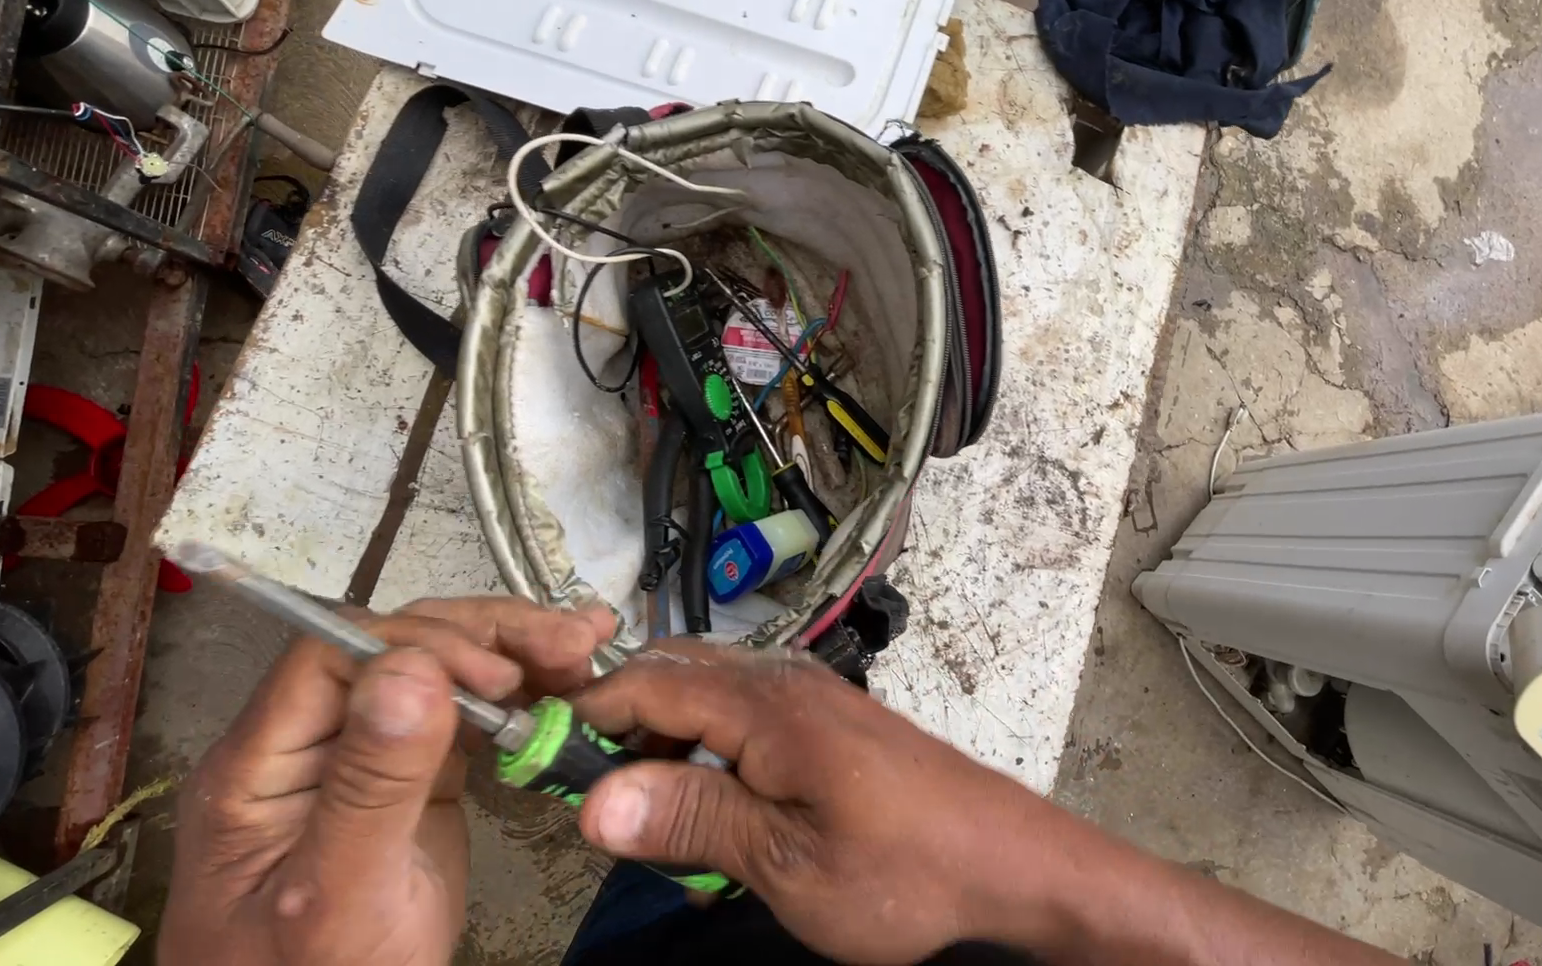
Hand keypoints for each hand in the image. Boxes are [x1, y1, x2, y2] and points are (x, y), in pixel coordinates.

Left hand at [159, 597, 614, 965]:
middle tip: (574, 644)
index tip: (500, 678)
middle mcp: (318, 736)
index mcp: (264, 762)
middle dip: (491, 633)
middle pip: (403, 642)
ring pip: (445, 660)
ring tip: (585, 647)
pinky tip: (570, 673)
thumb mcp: (341, 897)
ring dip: (517, 646)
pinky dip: (524, 680)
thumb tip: (414, 669)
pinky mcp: (421, 763)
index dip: (424, 644)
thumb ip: (371, 786)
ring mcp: (373, 746)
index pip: (339, 653)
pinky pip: (471, 700)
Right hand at [570, 647, 1084, 964]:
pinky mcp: (825, 713)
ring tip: (654, 809)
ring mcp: (808, 691)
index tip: (543, 758)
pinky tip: (715, 801)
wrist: (999, 854)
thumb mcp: (786, 862)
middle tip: (596, 790)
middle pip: (677, 673)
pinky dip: (710, 743)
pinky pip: (746, 708)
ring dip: (667, 735)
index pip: (651, 684)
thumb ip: (692, 820)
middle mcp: (783, 680)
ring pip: (710, 689)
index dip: (589, 714)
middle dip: (624, 720)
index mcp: (767, 706)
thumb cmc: (898, 869)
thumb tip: (594, 801)